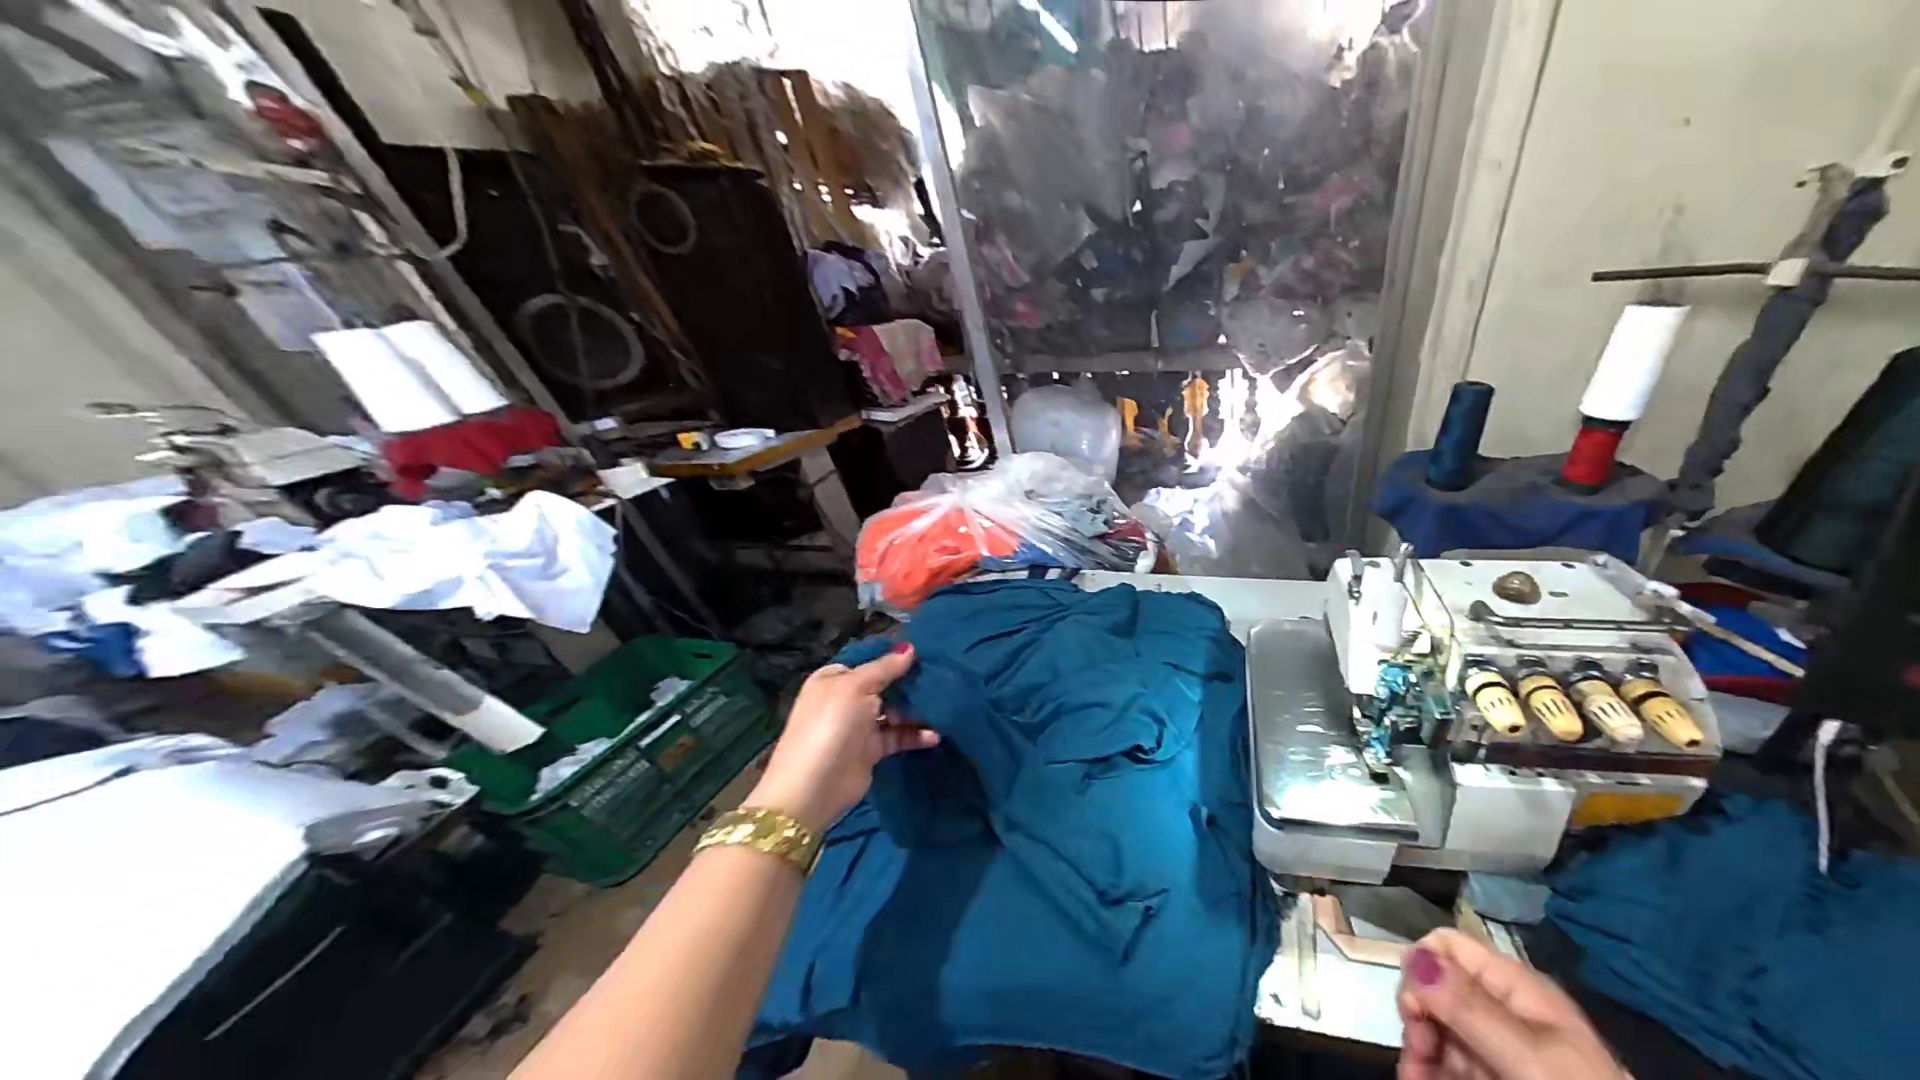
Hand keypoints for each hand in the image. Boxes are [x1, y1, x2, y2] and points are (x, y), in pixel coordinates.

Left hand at [745, 644, 938, 832]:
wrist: (813, 787)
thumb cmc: (831, 725)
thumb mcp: (855, 687)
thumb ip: (884, 668)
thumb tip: (910, 648)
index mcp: (835, 678)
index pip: (871, 661)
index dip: (896, 658)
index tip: (928, 653)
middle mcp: (847, 698)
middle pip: (886, 685)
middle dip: (911, 684)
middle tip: (944, 679)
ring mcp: (859, 724)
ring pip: (895, 711)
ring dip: (917, 710)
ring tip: (943, 708)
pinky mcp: (871, 750)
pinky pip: (898, 736)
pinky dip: (915, 735)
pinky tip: (934, 735)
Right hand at [1398, 929, 1626, 1079]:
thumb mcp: (1533, 1059)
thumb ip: (1471, 1006)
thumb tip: (1413, 955)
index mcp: (1518, 988)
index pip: (1449, 945)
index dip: (1421, 967)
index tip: (1415, 1007)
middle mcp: (1500, 1008)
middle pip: (1432, 987)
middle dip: (1415, 1016)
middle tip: (1421, 1052)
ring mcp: (1494, 1045)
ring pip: (1431, 1026)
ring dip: (1416, 1048)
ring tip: (1417, 1078)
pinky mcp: (1488, 1072)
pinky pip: (1442, 1058)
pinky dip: (1424, 1068)